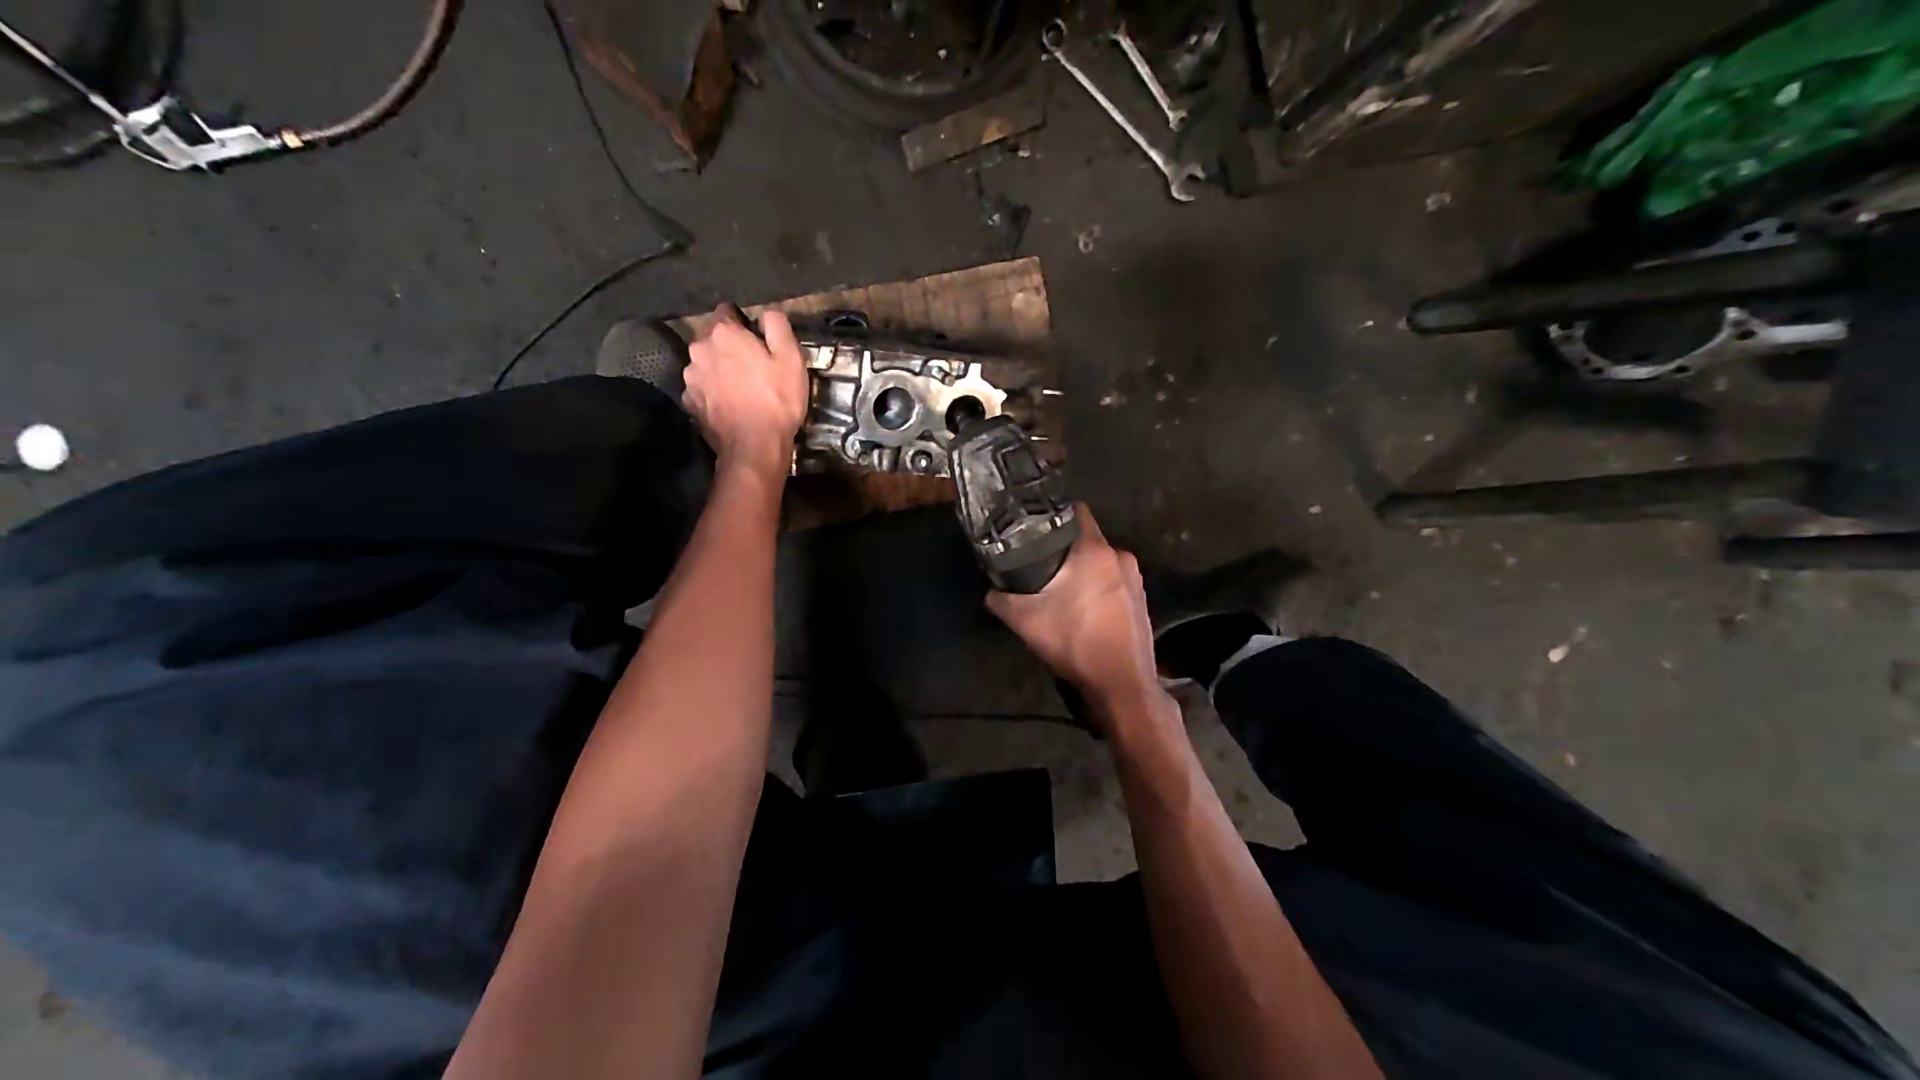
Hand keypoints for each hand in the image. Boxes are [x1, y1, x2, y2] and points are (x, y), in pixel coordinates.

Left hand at [682, 305, 808, 478]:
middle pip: (713, 338)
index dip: (743, 322)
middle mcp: (699, 349)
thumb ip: (777, 325)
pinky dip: (713, 391)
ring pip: (706, 363)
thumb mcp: (791, 358)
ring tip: (741, 388)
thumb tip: (766, 313)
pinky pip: (702, 387)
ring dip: (719, 369)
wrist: (754, 447)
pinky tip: (730, 404)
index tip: (757, 339)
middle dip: (729, 346)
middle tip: (753, 366)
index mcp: (723, 333)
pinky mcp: (689, 401)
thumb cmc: (776, 400)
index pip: (726, 310)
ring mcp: (690, 377)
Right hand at [986, 506, 1164, 719]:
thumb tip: (991, 591)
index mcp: (1095, 550)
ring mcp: (1135, 579)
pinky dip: (1098, 588)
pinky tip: (1082, 609)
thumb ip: (1001, 600)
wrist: (1122, 683)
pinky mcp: (1141, 600)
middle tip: (1039, 565)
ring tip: (1059, 589)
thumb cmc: (1075, 643)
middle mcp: (1120, 556)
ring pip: (1100, 562)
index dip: (1053, 515)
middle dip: (1064, 550)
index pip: (1076, 511)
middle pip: (1086, 539)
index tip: (1034, 526)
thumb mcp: (1026, 621)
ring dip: (1082, 571)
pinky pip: (1113, 582)